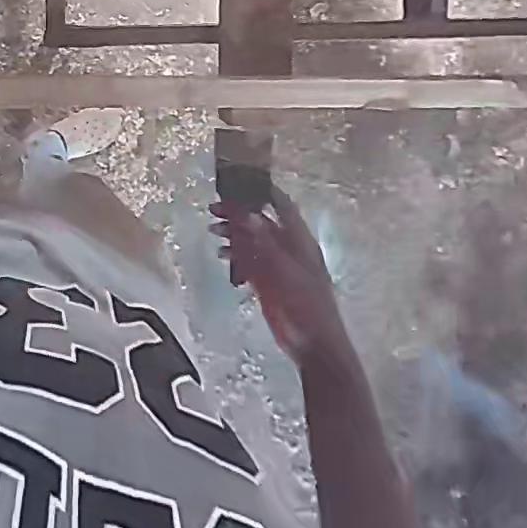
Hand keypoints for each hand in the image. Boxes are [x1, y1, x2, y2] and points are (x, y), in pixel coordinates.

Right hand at [209, 187, 355, 370]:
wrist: (313, 344)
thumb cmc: (306, 304)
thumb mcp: (283, 270)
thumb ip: (263, 242)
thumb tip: (246, 213)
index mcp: (299, 240)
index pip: (280, 206)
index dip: (261, 192)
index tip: (238, 183)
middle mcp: (288, 248)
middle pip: (261, 222)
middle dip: (238, 213)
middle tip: (213, 210)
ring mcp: (277, 266)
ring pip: (253, 241)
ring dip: (234, 234)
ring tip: (213, 231)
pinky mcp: (268, 283)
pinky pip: (249, 262)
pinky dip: (236, 255)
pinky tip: (221, 254)